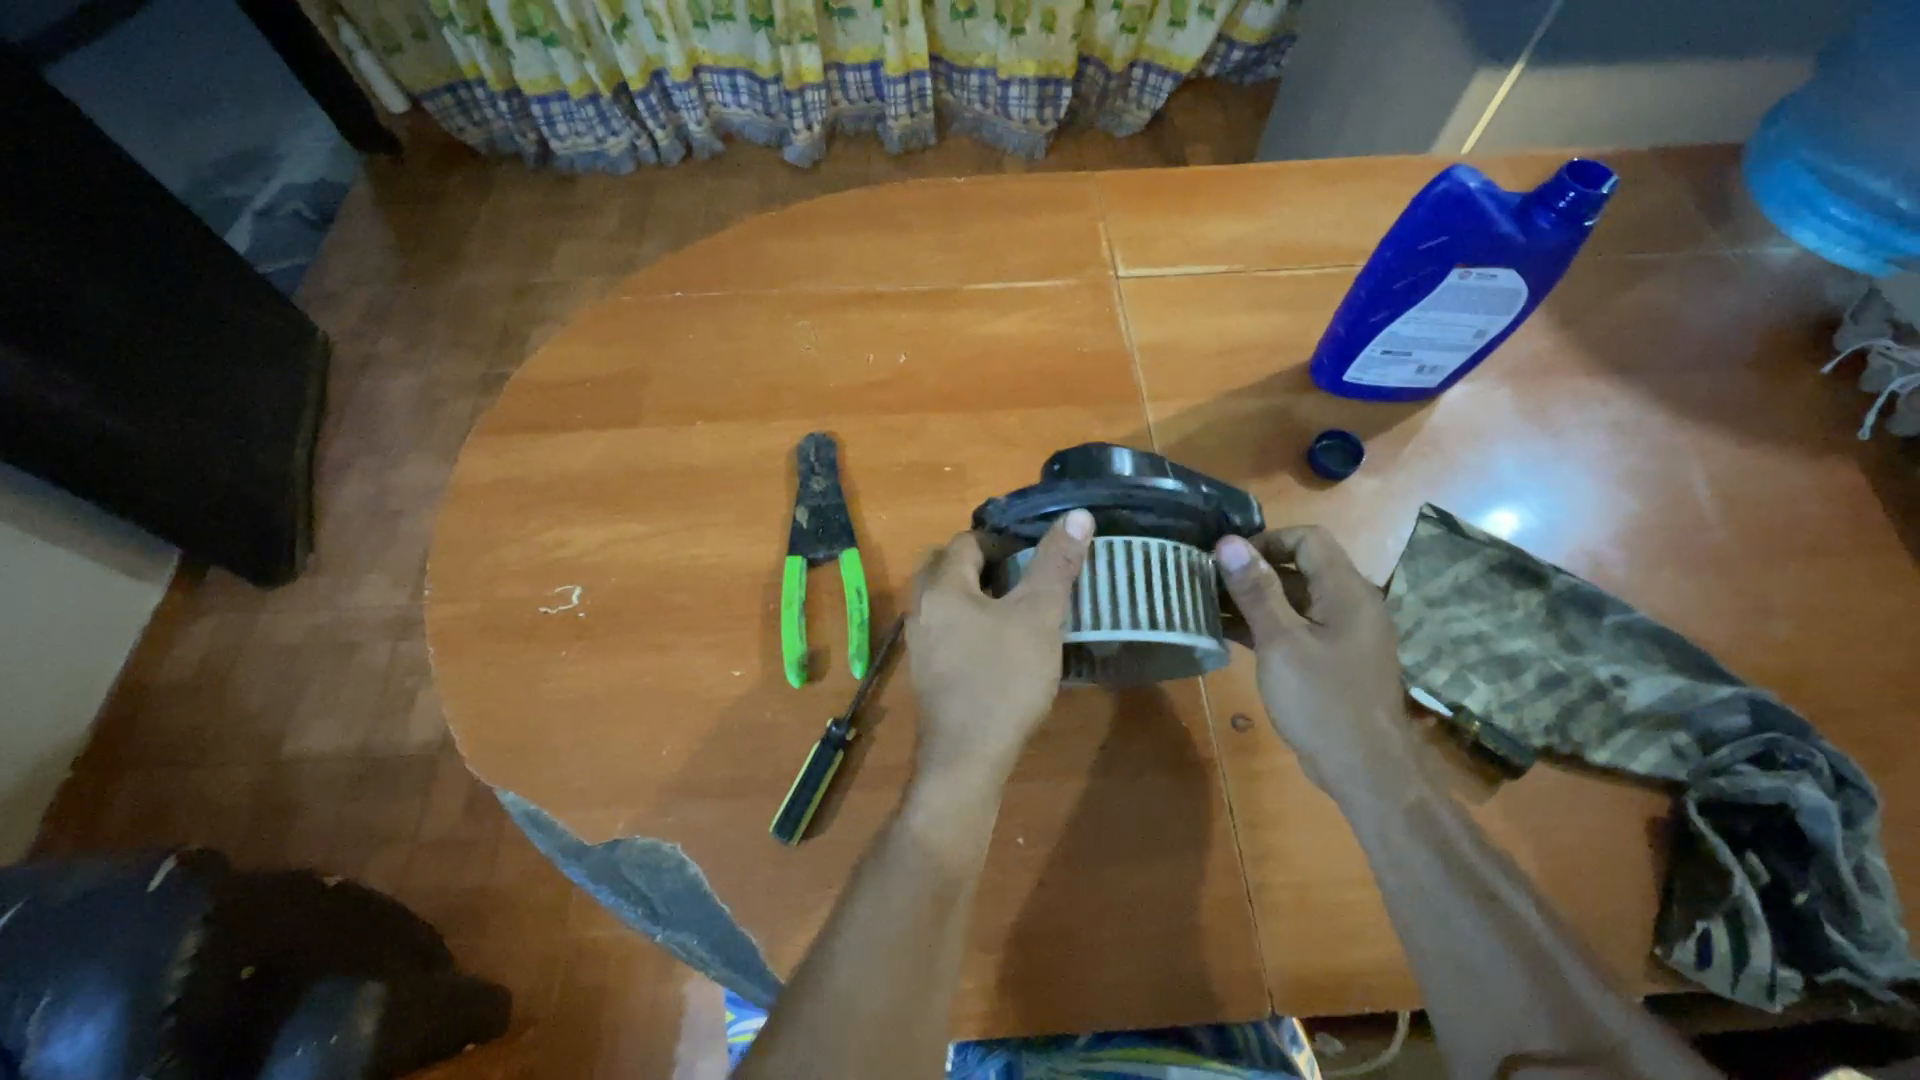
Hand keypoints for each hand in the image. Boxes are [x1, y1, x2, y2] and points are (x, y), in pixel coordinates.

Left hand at [907, 510, 1093, 787]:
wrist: (967, 757)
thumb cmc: (1003, 680)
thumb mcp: (1038, 617)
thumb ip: (1056, 565)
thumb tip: (1077, 515)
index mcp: (942, 587)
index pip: (966, 541)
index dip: (1002, 540)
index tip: (1036, 554)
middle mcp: (920, 609)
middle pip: (945, 567)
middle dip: (981, 564)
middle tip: (1022, 575)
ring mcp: (918, 644)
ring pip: (943, 601)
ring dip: (974, 595)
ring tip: (1015, 608)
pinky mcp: (925, 673)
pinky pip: (944, 631)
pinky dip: (967, 624)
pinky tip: (998, 646)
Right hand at [1214, 527, 1418, 799]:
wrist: (1365, 767)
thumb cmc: (1322, 700)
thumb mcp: (1281, 642)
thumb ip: (1256, 591)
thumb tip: (1229, 543)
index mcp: (1346, 591)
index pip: (1308, 539)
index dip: (1266, 541)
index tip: (1227, 562)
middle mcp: (1351, 604)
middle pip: (1300, 567)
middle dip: (1253, 571)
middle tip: (1208, 583)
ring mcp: (1344, 634)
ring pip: (1296, 600)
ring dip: (1255, 601)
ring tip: (1208, 607)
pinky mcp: (1334, 659)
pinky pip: (1298, 628)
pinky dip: (1267, 626)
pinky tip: (1229, 635)